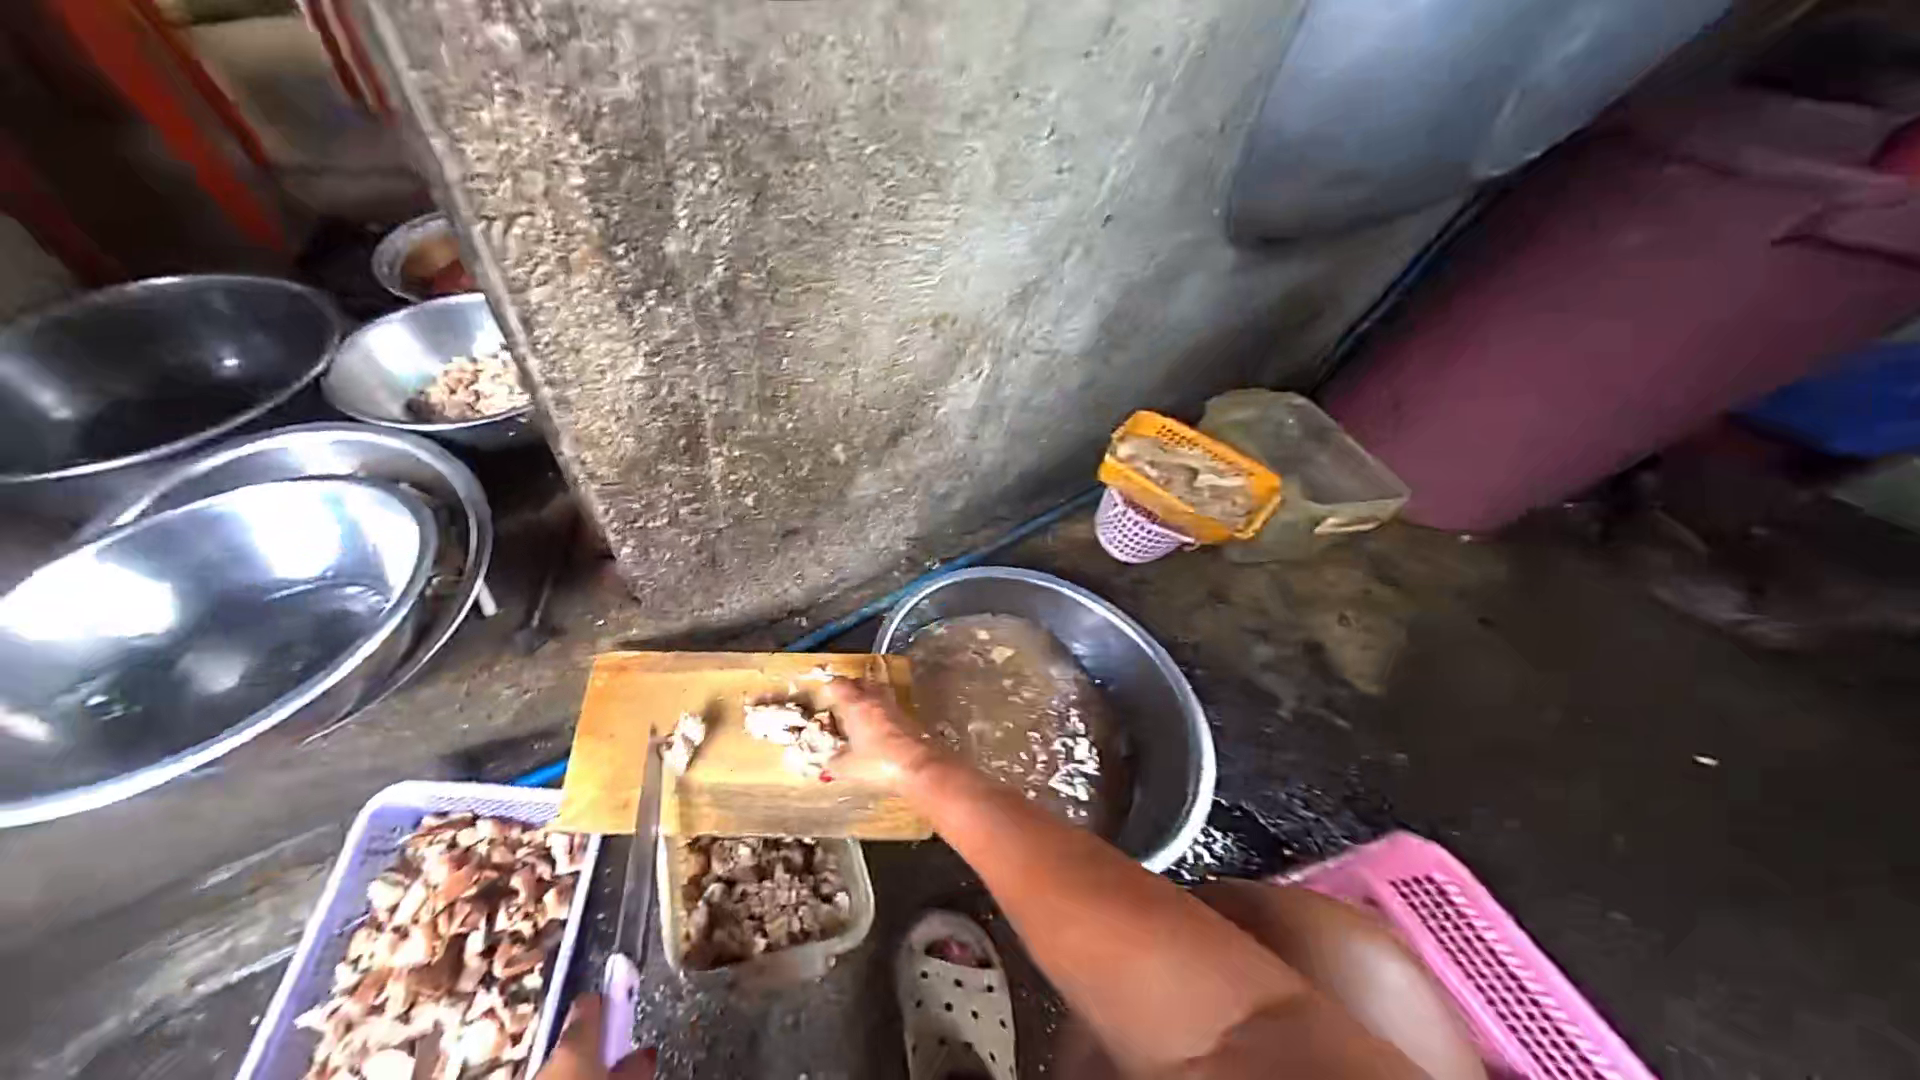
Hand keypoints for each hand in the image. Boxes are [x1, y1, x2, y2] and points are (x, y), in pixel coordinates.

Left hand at [533, 994, 654, 1079]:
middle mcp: (549, 1059)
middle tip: (619, 1062)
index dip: (609, 1001)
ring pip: (561, 1070)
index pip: (590, 1003)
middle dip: (596, 1048)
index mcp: (574, 1043)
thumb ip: (636, 1068)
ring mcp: (535, 1079)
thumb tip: (645, 1053)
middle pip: (575, 1041)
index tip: (624, 1007)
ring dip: (580, 1073)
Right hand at [821, 676, 945, 789]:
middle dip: (851, 687)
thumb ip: (835, 761)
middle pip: (861, 683)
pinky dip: (881, 709)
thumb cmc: (877, 763)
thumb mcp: (848, 767)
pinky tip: (878, 723)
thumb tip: (829, 760)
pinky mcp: (908, 717)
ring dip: (868, 695)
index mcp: (856, 706)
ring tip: (860, 708)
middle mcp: (875, 700)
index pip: (840, 685)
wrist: (918, 765)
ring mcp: (893, 707)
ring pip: (877, 691)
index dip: (832, 686)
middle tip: (842, 698)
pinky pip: (889, 705)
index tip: (826, 693)